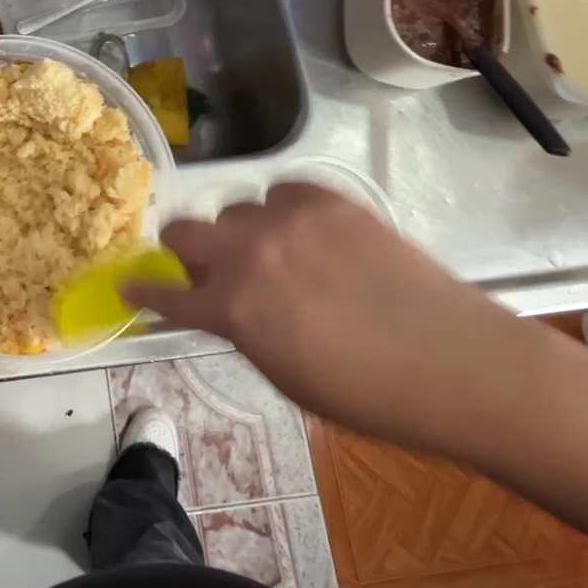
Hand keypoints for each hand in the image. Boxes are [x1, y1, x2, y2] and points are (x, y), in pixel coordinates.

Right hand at [124, 183, 556, 456]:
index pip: (167, 292)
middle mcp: (250, 255)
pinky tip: (308, 234)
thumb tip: (224, 305)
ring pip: (236, 209)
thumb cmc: (368, 395)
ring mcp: (289, 220)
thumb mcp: (283, 375)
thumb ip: (240, 329)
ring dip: (243, 233)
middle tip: (212, 269)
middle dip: (187, 250)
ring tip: (280, 255)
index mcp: (234, 310)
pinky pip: (281, 191)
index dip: (144, 288)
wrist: (458, 364)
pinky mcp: (328, 199)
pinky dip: (284, 212)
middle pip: (184, 229)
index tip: (129, 282)